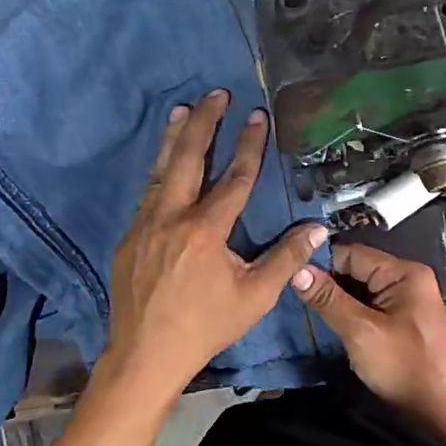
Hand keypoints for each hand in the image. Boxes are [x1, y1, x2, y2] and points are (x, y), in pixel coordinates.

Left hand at [106, 89, 328, 395]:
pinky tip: (162, 164)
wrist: (145, 353)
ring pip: (160, 170)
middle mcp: (171, 216)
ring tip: (182, 109)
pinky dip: (158, 171)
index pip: (233, 177)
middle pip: (189, 158)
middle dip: (204, 122)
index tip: (255, 114)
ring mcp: (144, 224)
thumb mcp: (253, 296)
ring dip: (173, 137)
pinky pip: (146, 194)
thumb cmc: (204, 326)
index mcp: (205, 229)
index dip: (248, 144)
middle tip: (215, 92)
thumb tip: (317, 228)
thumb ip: (285, 259)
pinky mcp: (128, 237)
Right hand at [290, 243, 445, 428]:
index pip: (351, 253)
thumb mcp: (361, 331)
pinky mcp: (398, 322)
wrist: (444, 412)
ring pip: (357, 290)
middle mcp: (405, 280)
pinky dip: (344, 313)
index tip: (286, 272)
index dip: (319, 262)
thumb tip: (296, 269)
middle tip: (287, 290)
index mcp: (403, 273)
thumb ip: (328, 298)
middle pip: (354, 270)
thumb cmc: (406, 366)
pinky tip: (320, 320)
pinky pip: (365, 307)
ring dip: (331, 299)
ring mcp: (403, 302)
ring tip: (297, 304)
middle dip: (323, 280)